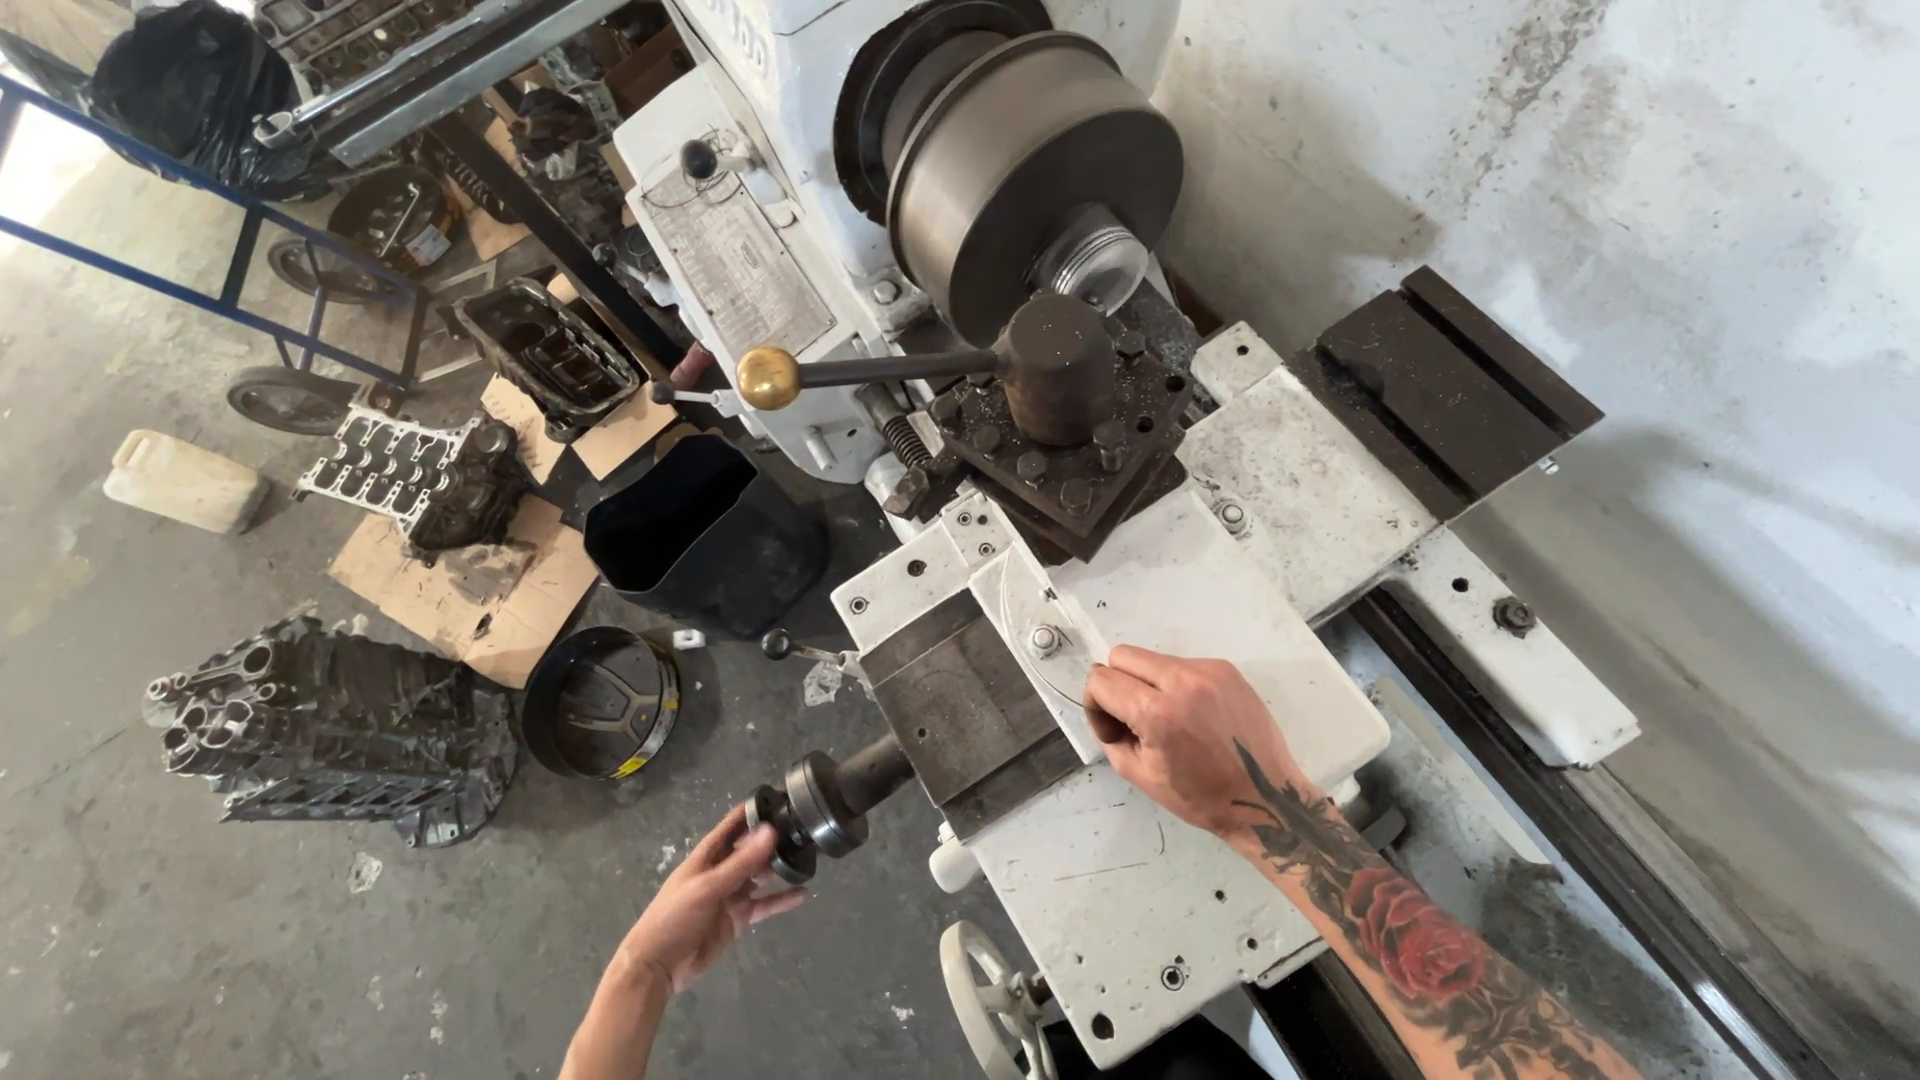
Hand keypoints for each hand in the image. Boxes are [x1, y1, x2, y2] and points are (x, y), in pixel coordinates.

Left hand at [615, 804, 807, 994]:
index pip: (733, 825)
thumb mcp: (708, 887)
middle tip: (803, 829)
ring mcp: (731, 895)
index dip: (753, 810)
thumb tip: (771, 830)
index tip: (780, 797)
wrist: (658, 966)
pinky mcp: (738, 918)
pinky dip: (782, 899)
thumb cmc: (675, 918)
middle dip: (773, 839)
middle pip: (751, 849)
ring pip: (761, 875)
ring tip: (807, 856)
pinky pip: (764, 904)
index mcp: (708, 856)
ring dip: (779, 867)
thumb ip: (741, 862)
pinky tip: (803, 893)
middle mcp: (721, 870)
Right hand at [1083, 646, 1318, 835]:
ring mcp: (1208, 670)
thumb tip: (1107, 706)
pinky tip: (1193, 714)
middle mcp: (1182, 681)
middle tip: (1133, 718)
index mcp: (1157, 713)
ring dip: (1147, 683)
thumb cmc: (1198, 796)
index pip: (1101, 680)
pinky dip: (1176, 684)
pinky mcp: (1226, 669)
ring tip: (1168, 717)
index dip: (1096, 705)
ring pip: (1152, 658)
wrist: (1265, 798)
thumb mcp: (1137, 773)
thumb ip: (1110, 733)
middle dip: (1117, 684)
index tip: (1113, 729)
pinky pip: (1182, 664)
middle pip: (1121, 655)